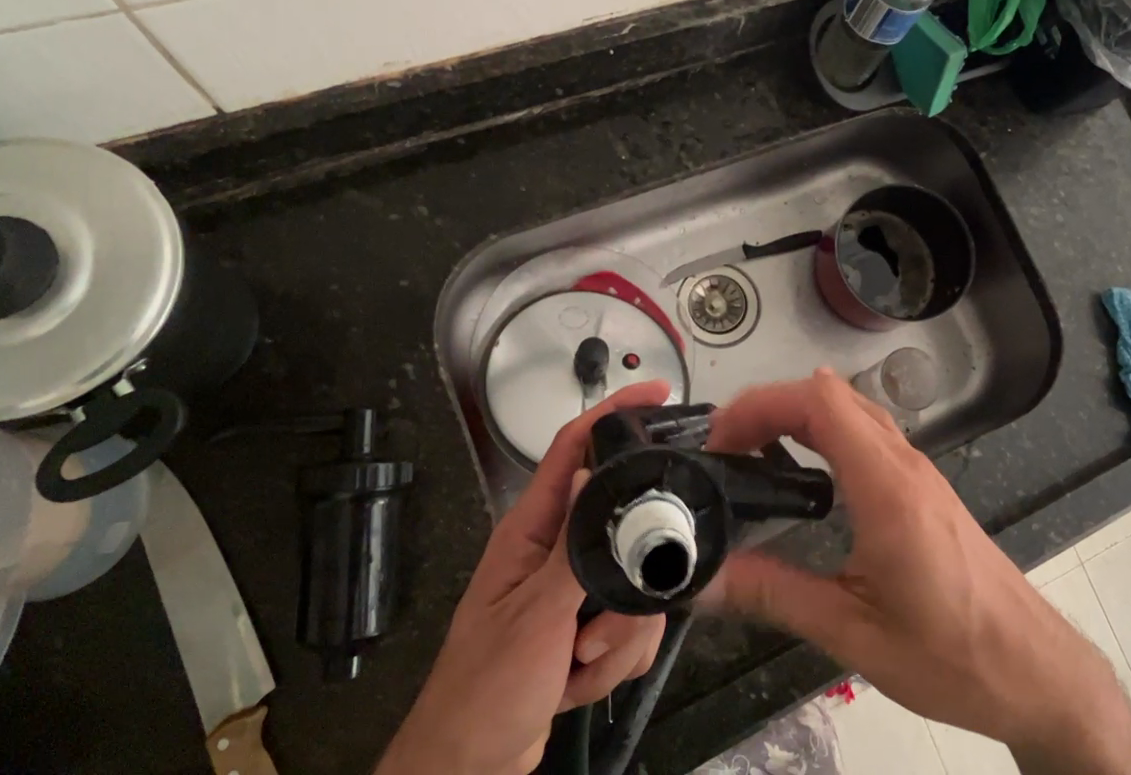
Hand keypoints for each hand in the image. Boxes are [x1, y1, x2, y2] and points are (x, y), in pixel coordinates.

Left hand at [376, 380, 672, 774]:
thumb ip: (572, 547)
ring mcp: (574, 590)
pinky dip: (615, 659)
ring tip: (577, 661)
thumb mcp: (535, 617)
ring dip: (617, 635)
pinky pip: (632, 624)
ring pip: (636, 584)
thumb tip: (588, 474)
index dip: (613, 413)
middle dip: (630, 582)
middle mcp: (556, 552)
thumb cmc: (486, 686)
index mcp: (532, 532)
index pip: (572, 450)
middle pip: (625, 529)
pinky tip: (579, 679)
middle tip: (598, 625)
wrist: (473, 763)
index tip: (657, 393)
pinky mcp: (588, 624)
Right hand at [702, 370, 1130, 774]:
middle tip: (725, 449)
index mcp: (887, 488)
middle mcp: (905, 466)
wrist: (1036, 671)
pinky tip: (803, 477)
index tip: (720, 440)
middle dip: (769, 408)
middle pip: (831, 395)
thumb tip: (703, 579)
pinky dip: (823, 434)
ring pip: (852, 411)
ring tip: (752, 457)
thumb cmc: (952, 655)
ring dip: (797, 417)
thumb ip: (775, 595)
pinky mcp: (925, 491)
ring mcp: (920, 474)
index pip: (819, 401)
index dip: (761, 404)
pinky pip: (868, 435)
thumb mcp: (852, 633)